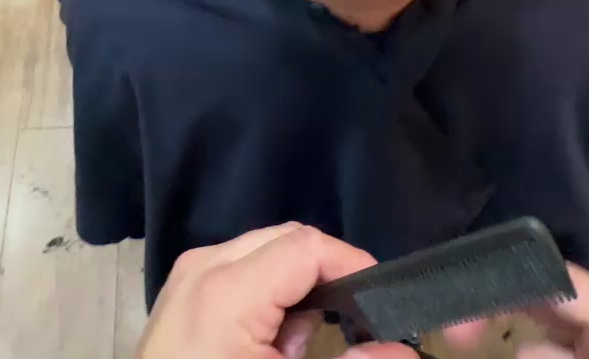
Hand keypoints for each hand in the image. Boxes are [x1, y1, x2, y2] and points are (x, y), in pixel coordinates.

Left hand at [137, 223, 413, 358]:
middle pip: (286, 240)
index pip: (306, 245)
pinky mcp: (184, 289)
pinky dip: (269, 291)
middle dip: (326, 275)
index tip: (385, 305)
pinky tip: (273, 341)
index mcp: (227, 289)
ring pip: (264, 250)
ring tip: (302, 346)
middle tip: (352, 329)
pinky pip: (241, 267)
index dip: (352, 265)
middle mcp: (205, 264)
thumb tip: (404, 350)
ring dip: (298, 285)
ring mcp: (190, 274)